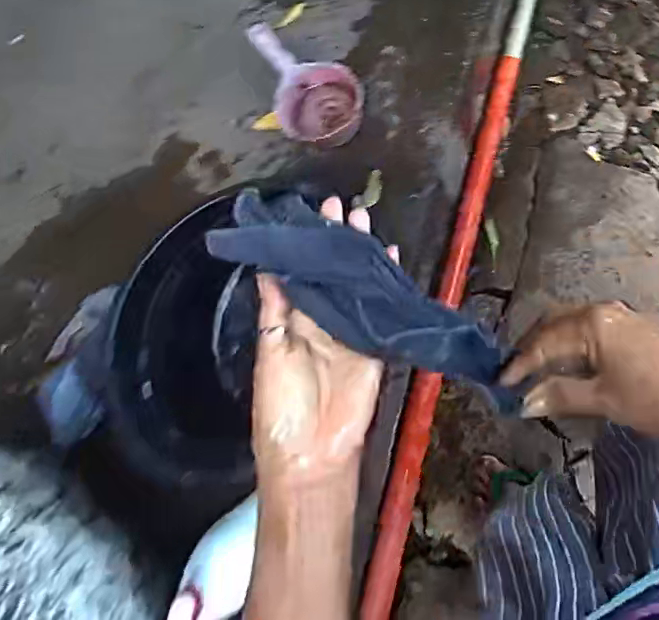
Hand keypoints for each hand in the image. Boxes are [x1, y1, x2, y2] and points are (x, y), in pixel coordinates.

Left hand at [251, 197, 389, 485]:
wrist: (314, 452)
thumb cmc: (282, 409)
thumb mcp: (271, 355)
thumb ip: (275, 311)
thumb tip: (267, 268)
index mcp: (295, 320)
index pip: (303, 273)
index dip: (308, 245)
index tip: (310, 213)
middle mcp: (324, 317)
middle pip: (333, 271)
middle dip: (337, 240)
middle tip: (341, 206)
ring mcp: (352, 326)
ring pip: (358, 281)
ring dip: (361, 253)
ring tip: (363, 220)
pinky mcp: (375, 338)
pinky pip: (383, 304)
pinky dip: (389, 281)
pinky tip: (391, 256)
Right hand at [501, 302, 658, 439]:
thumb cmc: (654, 397)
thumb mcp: (604, 399)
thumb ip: (561, 395)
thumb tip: (524, 401)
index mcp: (592, 322)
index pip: (545, 341)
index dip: (520, 363)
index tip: (500, 385)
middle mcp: (604, 311)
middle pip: (556, 323)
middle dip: (531, 346)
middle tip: (513, 374)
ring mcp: (620, 318)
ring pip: (573, 326)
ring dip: (551, 345)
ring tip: (534, 372)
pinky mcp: (632, 330)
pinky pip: (590, 331)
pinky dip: (571, 347)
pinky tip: (568, 367)